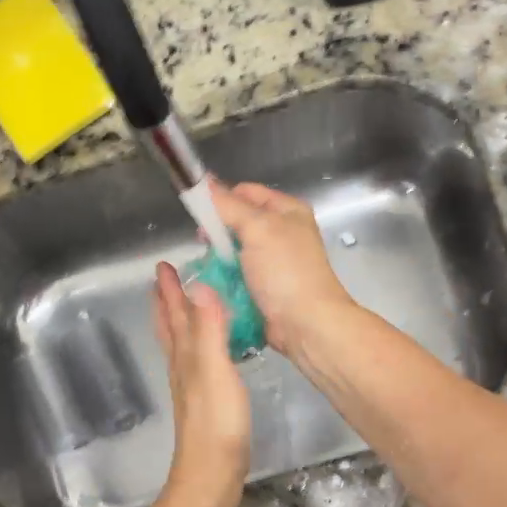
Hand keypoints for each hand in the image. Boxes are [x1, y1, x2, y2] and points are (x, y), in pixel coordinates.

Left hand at [153, 261, 249, 492]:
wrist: (212, 472)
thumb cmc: (217, 423)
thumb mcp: (215, 371)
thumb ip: (209, 330)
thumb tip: (200, 286)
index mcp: (185, 357)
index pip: (175, 315)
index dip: (170, 291)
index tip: (163, 264)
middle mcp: (183, 369)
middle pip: (171, 330)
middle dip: (167, 305)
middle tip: (163, 282)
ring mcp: (192, 388)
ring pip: (181, 347)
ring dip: (179, 325)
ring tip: (182, 309)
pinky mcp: (206, 404)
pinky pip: (198, 364)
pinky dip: (199, 348)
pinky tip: (207, 355)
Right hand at [207, 179, 358, 357]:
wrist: (306, 324)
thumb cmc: (285, 271)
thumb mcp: (257, 229)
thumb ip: (229, 206)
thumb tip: (204, 182)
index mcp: (288, 211)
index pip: (246, 192)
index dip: (221, 199)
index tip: (201, 216)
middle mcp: (282, 233)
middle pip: (238, 222)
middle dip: (218, 232)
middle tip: (204, 245)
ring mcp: (273, 263)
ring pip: (235, 252)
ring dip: (219, 258)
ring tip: (208, 267)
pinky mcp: (265, 288)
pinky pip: (238, 276)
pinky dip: (225, 279)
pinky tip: (215, 285)